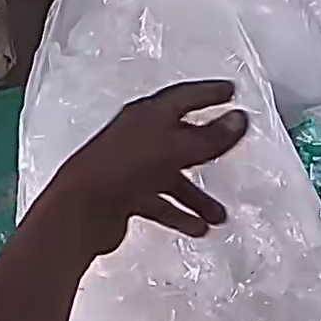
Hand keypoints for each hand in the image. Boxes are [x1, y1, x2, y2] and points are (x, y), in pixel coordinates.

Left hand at [27, 80, 249, 262]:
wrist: (80, 210)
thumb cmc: (122, 170)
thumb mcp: (174, 150)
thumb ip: (209, 138)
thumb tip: (240, 119)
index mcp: (147, 117)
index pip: (184, 97)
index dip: (209, 94)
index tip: (229, 91)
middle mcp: (138, 139)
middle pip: (180, 141)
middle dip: (208, 151)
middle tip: (230, 150)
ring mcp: (130, 169)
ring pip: (172, 179)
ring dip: (196, 197)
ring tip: (218, 216)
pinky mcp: (125, 196)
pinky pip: (159, 203)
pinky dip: (178, 214)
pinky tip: (196, 229)